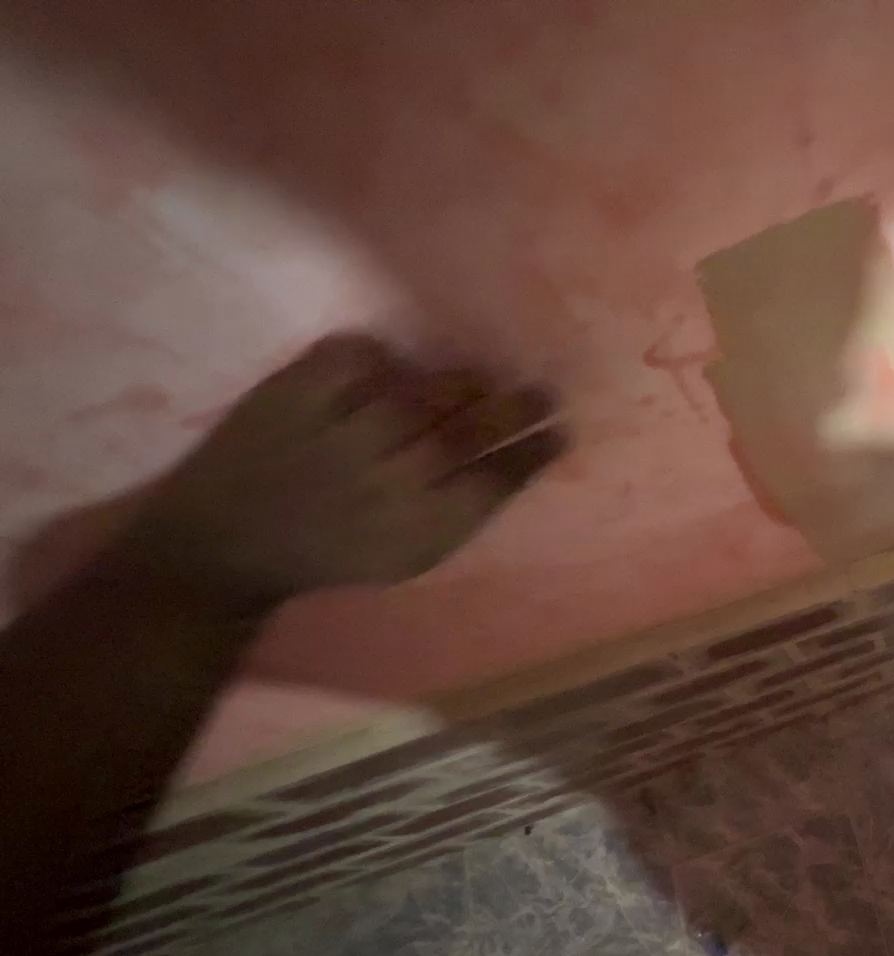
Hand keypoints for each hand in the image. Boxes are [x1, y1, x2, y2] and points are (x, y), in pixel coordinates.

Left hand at [106, 334, 565, 610]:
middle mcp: (386, 478)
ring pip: (417, 395)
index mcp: (419, 523)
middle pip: (467, 433)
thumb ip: (462, 511)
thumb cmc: (338, 552)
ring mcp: (336, 435)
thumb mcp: (413, 553)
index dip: (534, 451)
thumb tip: (515, 461)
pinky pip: (347, 360)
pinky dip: (376, 354)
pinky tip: (395, 363)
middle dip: (515, 410)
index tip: (561, 431)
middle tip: (543, 394)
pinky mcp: (289, 400)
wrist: (222, 547)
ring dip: (462, 382)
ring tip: (483, 379)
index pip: (496, 478)